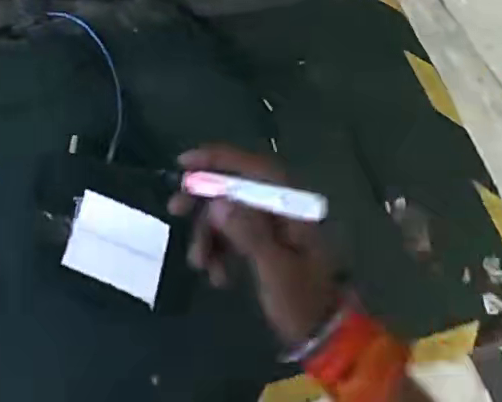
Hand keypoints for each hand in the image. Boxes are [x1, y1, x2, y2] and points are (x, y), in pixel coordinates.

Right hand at [168, 145, 343, 348]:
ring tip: (200, 264)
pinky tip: (216, 275)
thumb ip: (248, 232)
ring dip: (208, 234)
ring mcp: (270, 225)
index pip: (251, 167)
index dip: (216, 159)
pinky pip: (231, 233)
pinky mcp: (263, 242)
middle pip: (233, 188)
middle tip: (175, 208)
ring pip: (227, 212)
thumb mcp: (275, 270)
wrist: (326, 342)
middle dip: (202, 200)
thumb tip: (216, 201)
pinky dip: (218, 249)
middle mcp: (279, 207)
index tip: (184, 163)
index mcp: (291, 205)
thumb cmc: (303, 303)